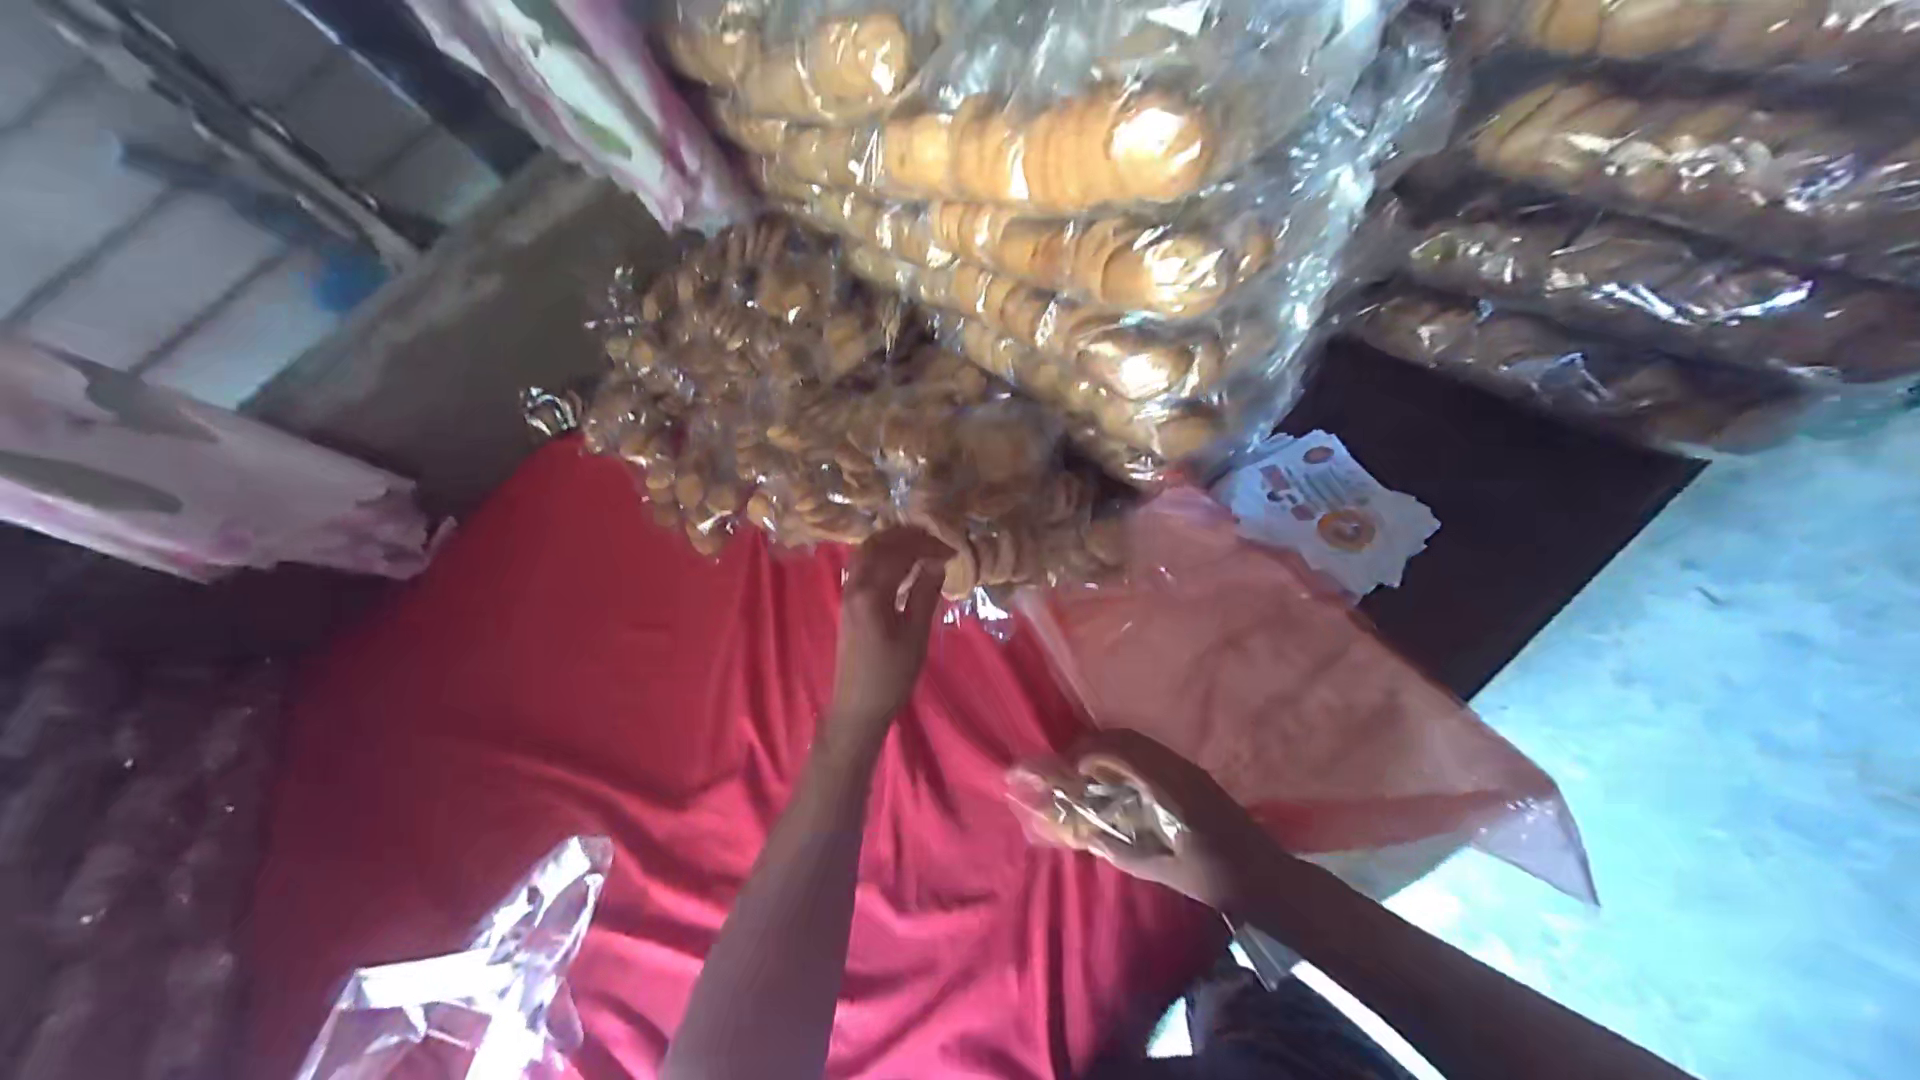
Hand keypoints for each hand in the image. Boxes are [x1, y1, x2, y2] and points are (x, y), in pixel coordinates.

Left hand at [825, 528, 951, 751]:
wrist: (858, 706)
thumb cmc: (891, 675)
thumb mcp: (916, 635)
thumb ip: (926, 594)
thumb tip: (937, 562)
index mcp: (871, 593)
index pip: (899, 553)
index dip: (926, 545)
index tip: (951, 550)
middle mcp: (854, 586)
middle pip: (877, 544)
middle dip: (907, 536)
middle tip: (936, 540)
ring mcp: (847, 593)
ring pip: (866, 552)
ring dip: (893, 543)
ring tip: (922, 546)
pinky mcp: (848, 603)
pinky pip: (863, 566)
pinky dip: (882, 556)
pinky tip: (902, 565)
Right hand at [1070, 729, 1273, 910]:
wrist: (1266, 877)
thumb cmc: (1215, 877)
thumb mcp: (1165, 870)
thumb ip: (1123, 851)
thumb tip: (1086, 837)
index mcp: (1171, 789)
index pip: (1123, 752)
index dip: (1090, 753)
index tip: (1069, 770)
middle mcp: (1179, 769)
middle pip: (1129, 738)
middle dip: (1094, 745)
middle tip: (1072, 767)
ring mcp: (1189, 768)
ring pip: (1140, 741)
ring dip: (1110, 749)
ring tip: (1089, 772)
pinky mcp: (1194, 774)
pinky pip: (1151, 751)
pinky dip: (1127, 755)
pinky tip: (1119, 780)